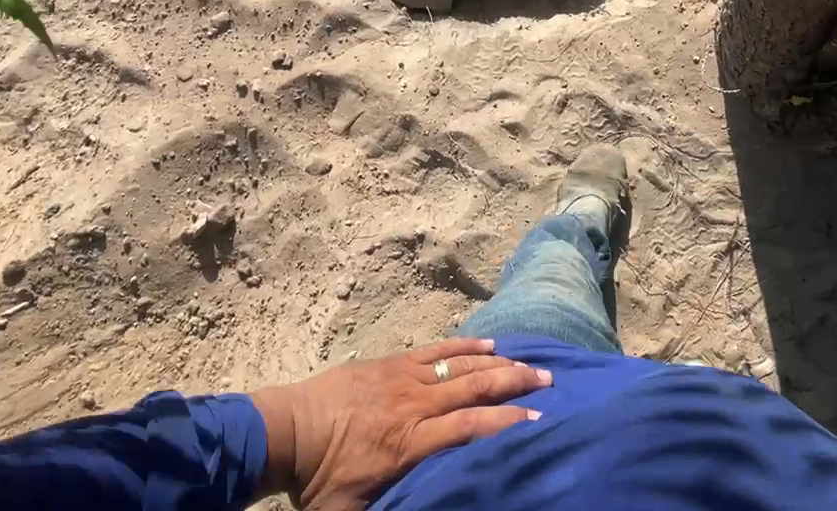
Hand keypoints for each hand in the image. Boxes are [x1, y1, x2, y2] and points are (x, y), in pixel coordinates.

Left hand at [251, 338, 549, 509]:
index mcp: (411, 444)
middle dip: (515, 383)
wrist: (288, 431)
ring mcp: (406, 378)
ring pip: (461, 365)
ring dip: (498, 362)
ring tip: (529, 360)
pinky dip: (465, 345)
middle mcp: (416, 405)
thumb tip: (425, 507)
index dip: (505, 422)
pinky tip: (488, 342)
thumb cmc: (319, 481)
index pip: (469, 427)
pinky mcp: (394, 362)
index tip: (537, 419)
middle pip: (475, 388)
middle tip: (548, 380)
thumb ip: (394, 508)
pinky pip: (436, 349)